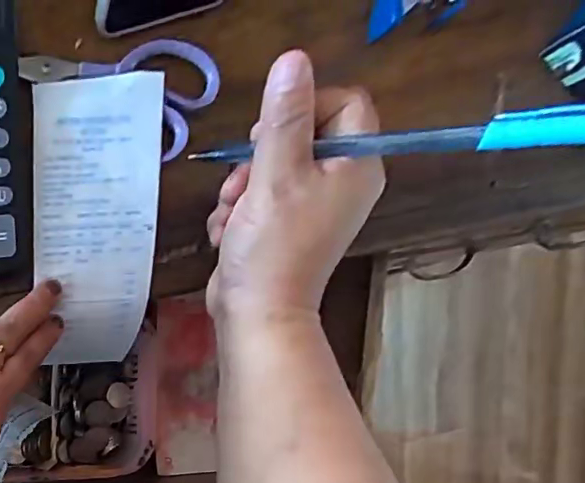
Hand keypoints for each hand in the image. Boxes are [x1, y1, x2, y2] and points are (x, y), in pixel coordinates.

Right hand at [206, 51, 384, 323]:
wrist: (256, 317)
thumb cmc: (271, 249)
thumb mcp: (276, 176)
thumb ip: (284, 118)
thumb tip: (293, 62)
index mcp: (356, 166)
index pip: (343, 102)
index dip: (303, 108)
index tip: (269, 133)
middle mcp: (341, 184)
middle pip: (301, 135)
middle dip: (260, 157)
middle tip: (241, 182)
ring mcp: (312, 210)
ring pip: (272, 168)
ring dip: (241, 188)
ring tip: (231, 216)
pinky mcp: (285, 230)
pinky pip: (261, 200)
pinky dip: (239, 213)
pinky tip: (228, 234)